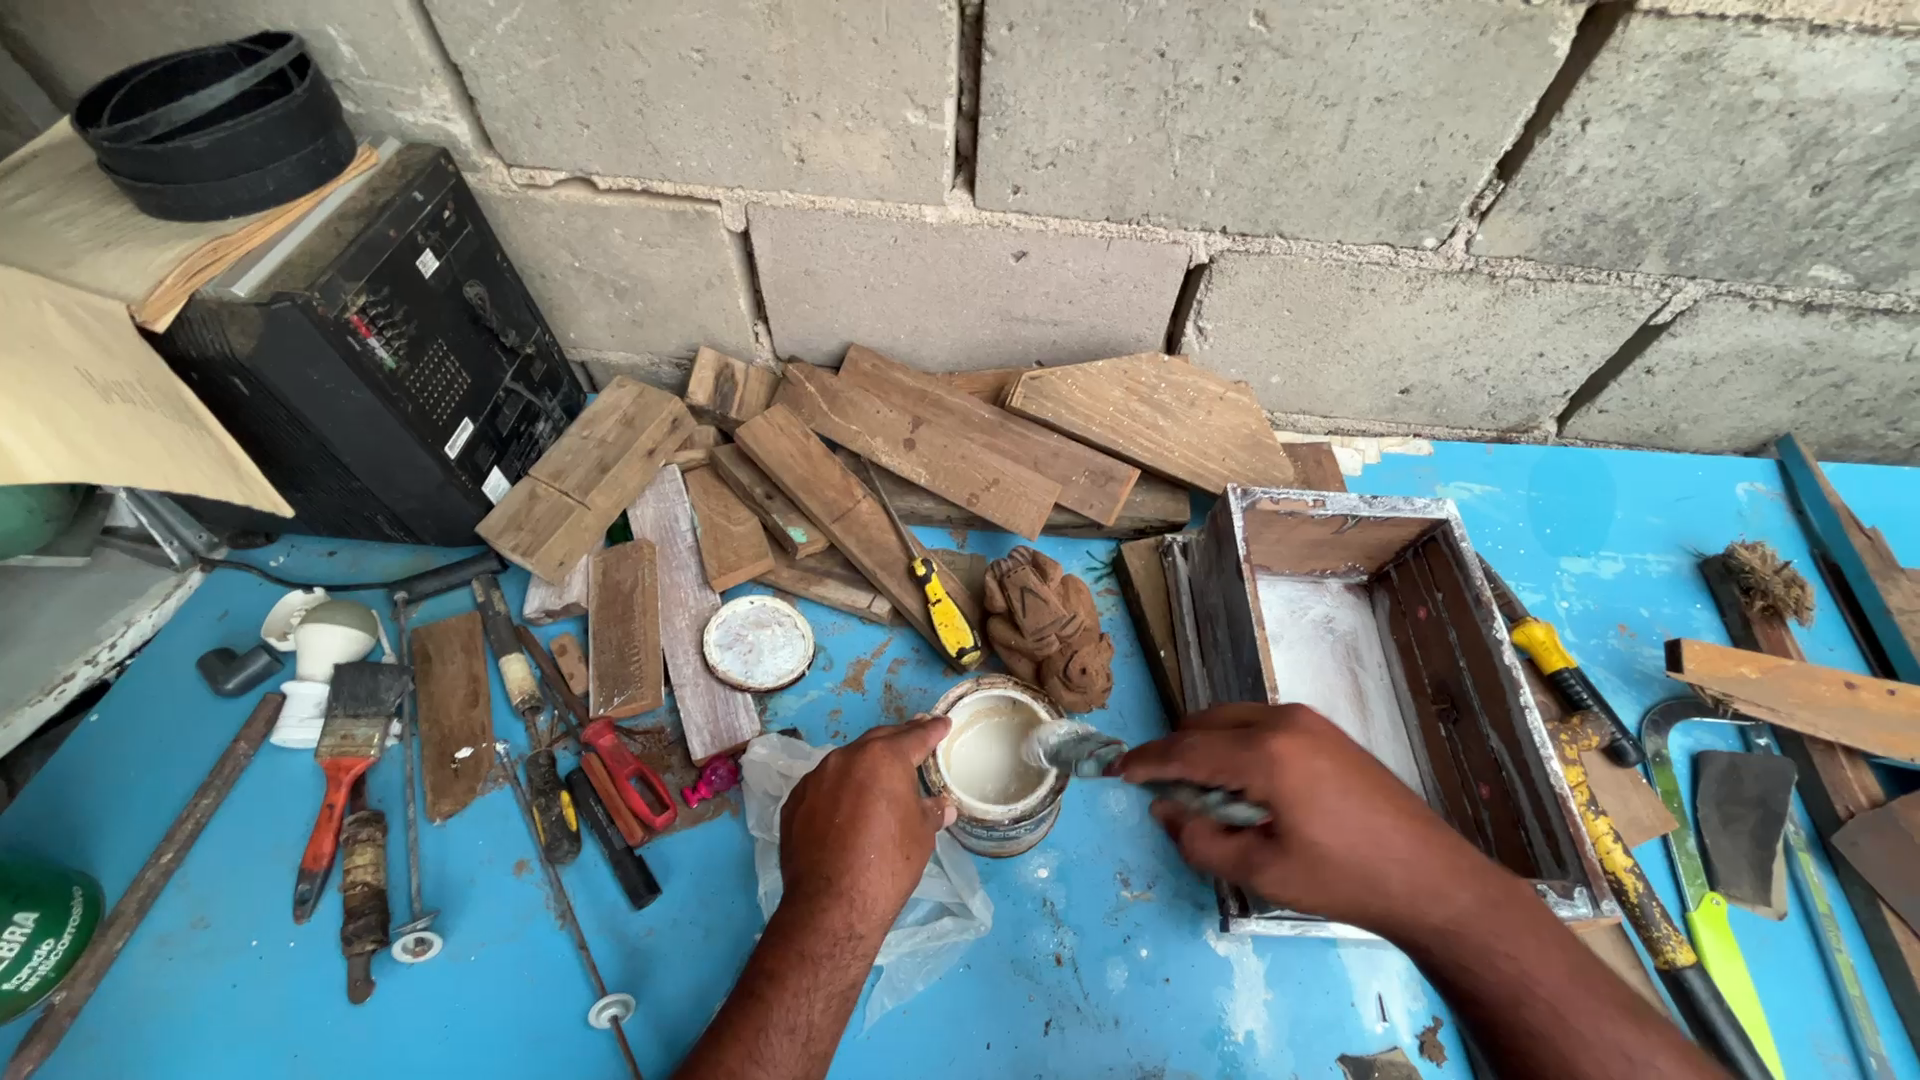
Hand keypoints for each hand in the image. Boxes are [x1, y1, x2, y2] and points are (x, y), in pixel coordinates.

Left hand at [778, 714, 956, 933]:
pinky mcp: (795, 801)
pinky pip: (824, 785)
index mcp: (883, 758)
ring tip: (880, 775)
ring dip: (866, 764)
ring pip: (847, 761)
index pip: (915, 737)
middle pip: (878, 741)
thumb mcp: (921, 835)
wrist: (832, 904)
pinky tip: (847, 805)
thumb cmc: (888, 864)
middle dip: (899, 740)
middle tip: (915, 739)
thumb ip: (930, 811)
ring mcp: (816, 778)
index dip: (932, 730)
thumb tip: (942, 806)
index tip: (942, 723)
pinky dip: (840, 788)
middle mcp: (846, 758)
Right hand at [1121, 703, 1512, 937]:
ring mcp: (1307, 720)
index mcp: (1266, 753)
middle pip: (1203, 723)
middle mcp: (1283, 721)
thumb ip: (1200, 839)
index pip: (1185, 749)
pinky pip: (1258, 724)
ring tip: (1209, 794)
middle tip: (1164, 791)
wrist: (1432, 878)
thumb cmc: (1344, 879)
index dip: (1145, 760)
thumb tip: (1164, 809)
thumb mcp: (1262, 872)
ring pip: (1230, 719)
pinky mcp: (1324, 729)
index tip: (1115, 770)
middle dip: (1175, 752)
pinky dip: (1235, 744)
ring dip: (1205, 747)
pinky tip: (1248, 786)